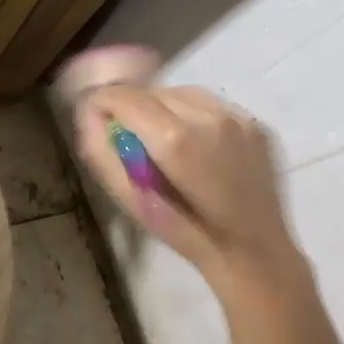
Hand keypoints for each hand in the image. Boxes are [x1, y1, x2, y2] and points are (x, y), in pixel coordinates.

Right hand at [63, 52, 310, 307]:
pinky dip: (191, 114)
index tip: (94, 118)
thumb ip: (101, 154)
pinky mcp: (256, 122)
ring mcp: (238, 117)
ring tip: (160, 138)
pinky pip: (210, 103)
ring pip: (180, 92)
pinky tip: (194, 142)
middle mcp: (208, 117)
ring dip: (161, 107)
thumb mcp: (130, 200)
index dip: (101, 103)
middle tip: (126, 136)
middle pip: (151, 91)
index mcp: (174, 139)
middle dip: (131, 107)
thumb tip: (86, 117)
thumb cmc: (185, 232)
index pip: (123, 96)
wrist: (255, 251)